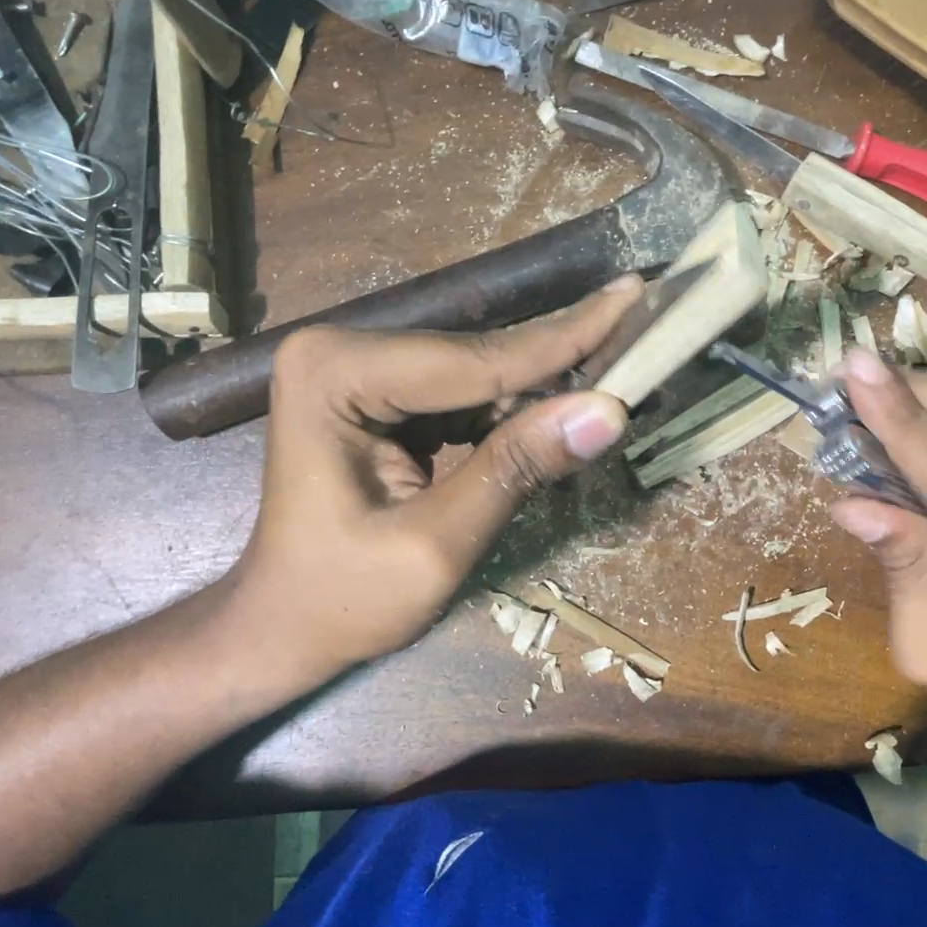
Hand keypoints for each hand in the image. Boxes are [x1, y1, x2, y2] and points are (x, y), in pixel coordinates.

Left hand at [214, 277, 642, 697]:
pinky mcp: (380, 400)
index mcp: (337, 373)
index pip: (476, 360)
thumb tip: (608, 411)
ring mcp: (360, 373)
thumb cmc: (342, 600)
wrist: (281, 629)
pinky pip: (464, 399)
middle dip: (562, 359)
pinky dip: (513, 415)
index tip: (636, 297)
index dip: (566, 341)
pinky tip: (561, 418)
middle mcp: (343, 352)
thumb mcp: (436, 543)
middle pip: (478, 357)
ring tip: (621, 375)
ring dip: (545, 388)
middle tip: (644, 331)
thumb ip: (517, 469)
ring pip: (478, 375)